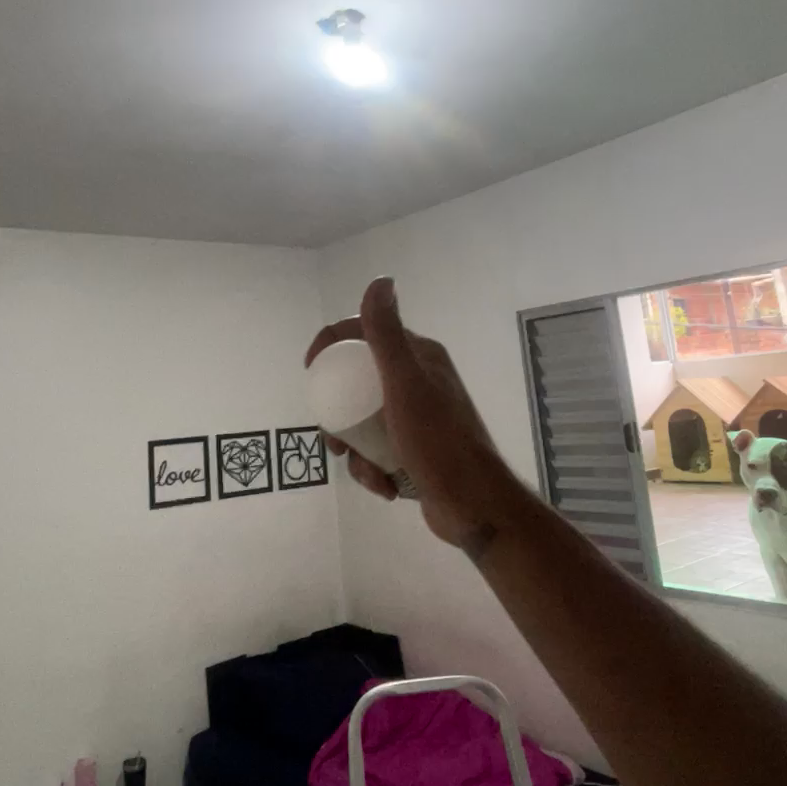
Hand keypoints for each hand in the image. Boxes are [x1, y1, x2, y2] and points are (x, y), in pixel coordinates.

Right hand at [305, 277, 526, 548]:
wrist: (474, 505)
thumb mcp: (404, 384)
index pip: (363, 334)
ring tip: (362, 469)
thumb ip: (387, 335)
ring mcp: (419, 416)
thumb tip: (380, 280)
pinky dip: (374, 468)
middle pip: (359, 383)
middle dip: (339, 412)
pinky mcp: (417, 448)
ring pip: (365, 420)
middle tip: (332, 439)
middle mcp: (420, 380)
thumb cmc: (438, 441)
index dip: (330, 347)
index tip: (312, 373)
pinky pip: (380, 449)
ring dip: (356, 448)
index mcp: (419, 357)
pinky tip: (385, 486)